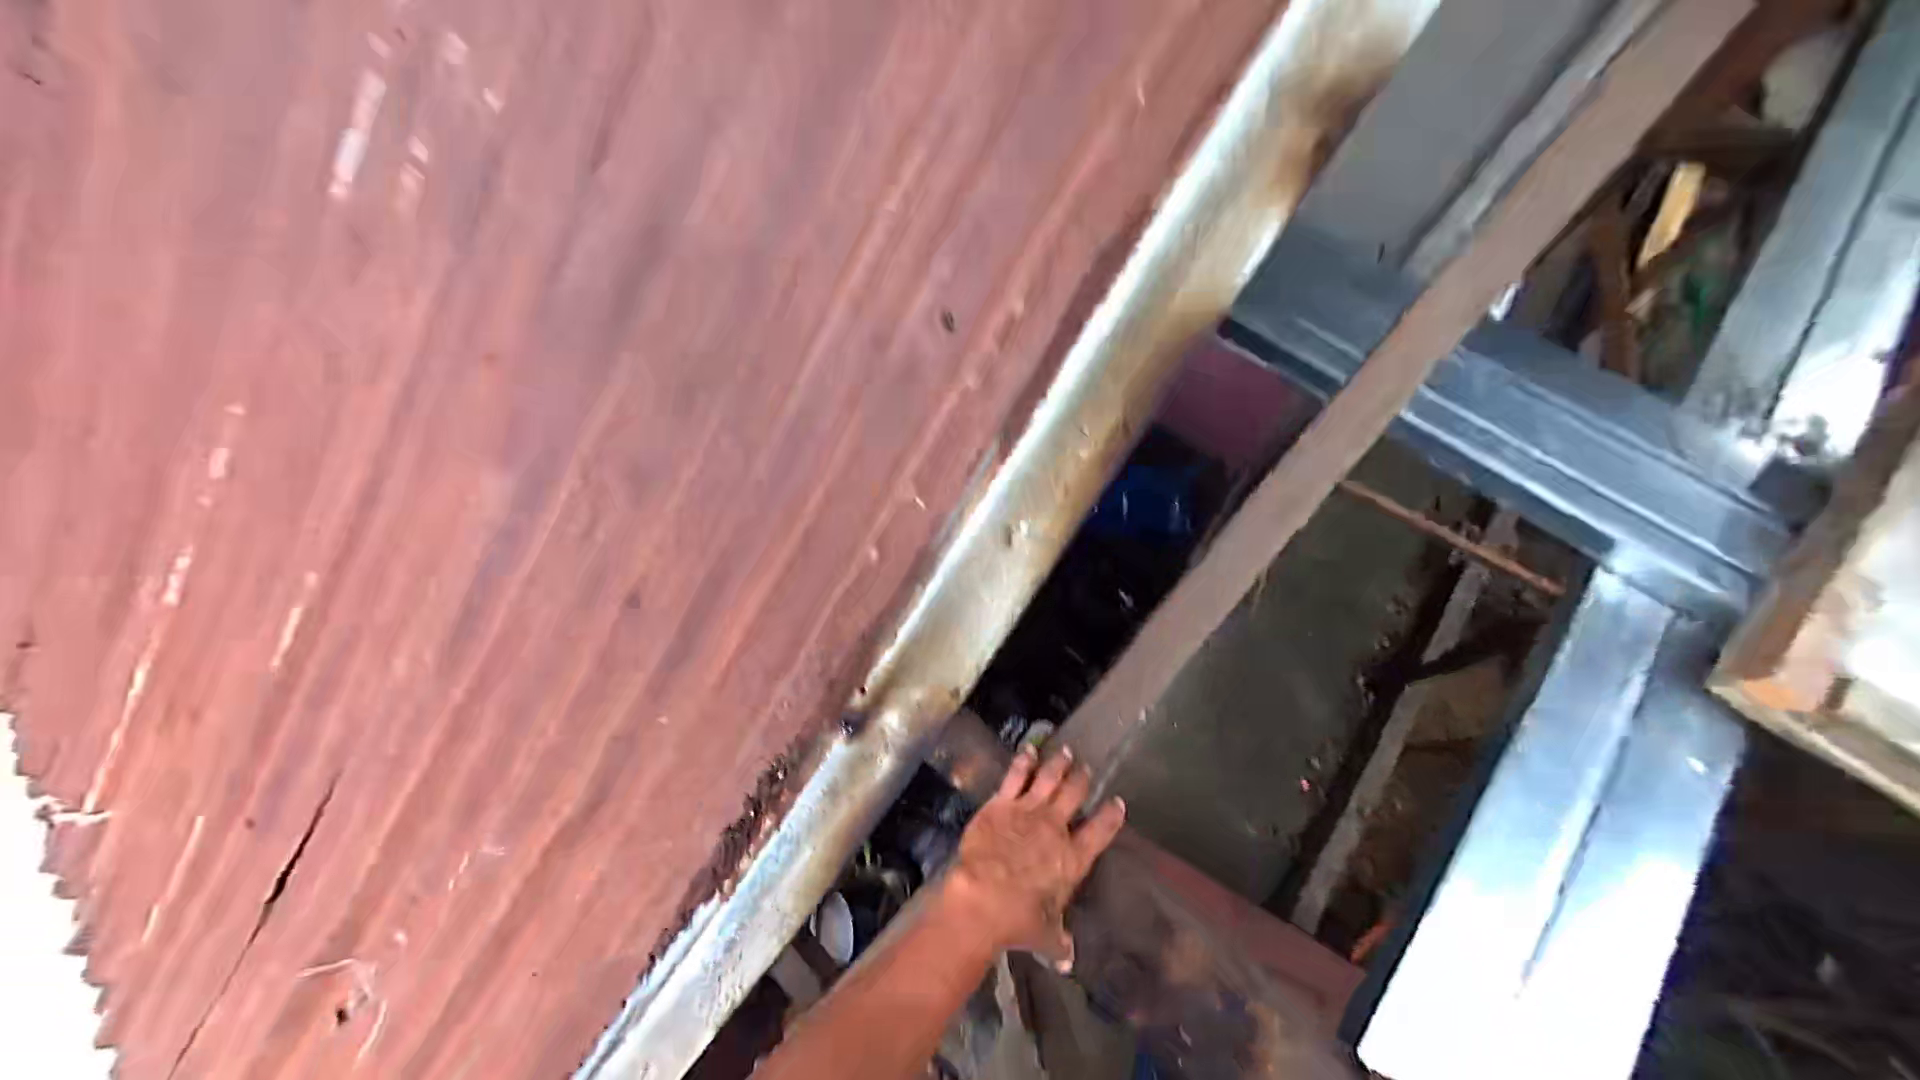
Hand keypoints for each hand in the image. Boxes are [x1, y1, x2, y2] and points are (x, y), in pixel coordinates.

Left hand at [941, 743, 1125, 971]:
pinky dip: (1023, 761)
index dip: (1111, 816)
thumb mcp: (1046, 935)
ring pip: (1048, 778)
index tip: (1118, 803)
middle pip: (1075, 794)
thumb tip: (1066, 958)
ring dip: (1058, 764)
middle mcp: (1055, 828)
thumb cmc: (1019, 920)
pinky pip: (1016, 776)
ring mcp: (1028, 811)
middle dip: (1082, 779)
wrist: (983, 897)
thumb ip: (1058, 941)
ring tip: (1065, 751)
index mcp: (1073, 858)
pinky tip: (1027, 750)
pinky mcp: (1001, 803)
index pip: (1100, 832)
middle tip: (1086, 769)